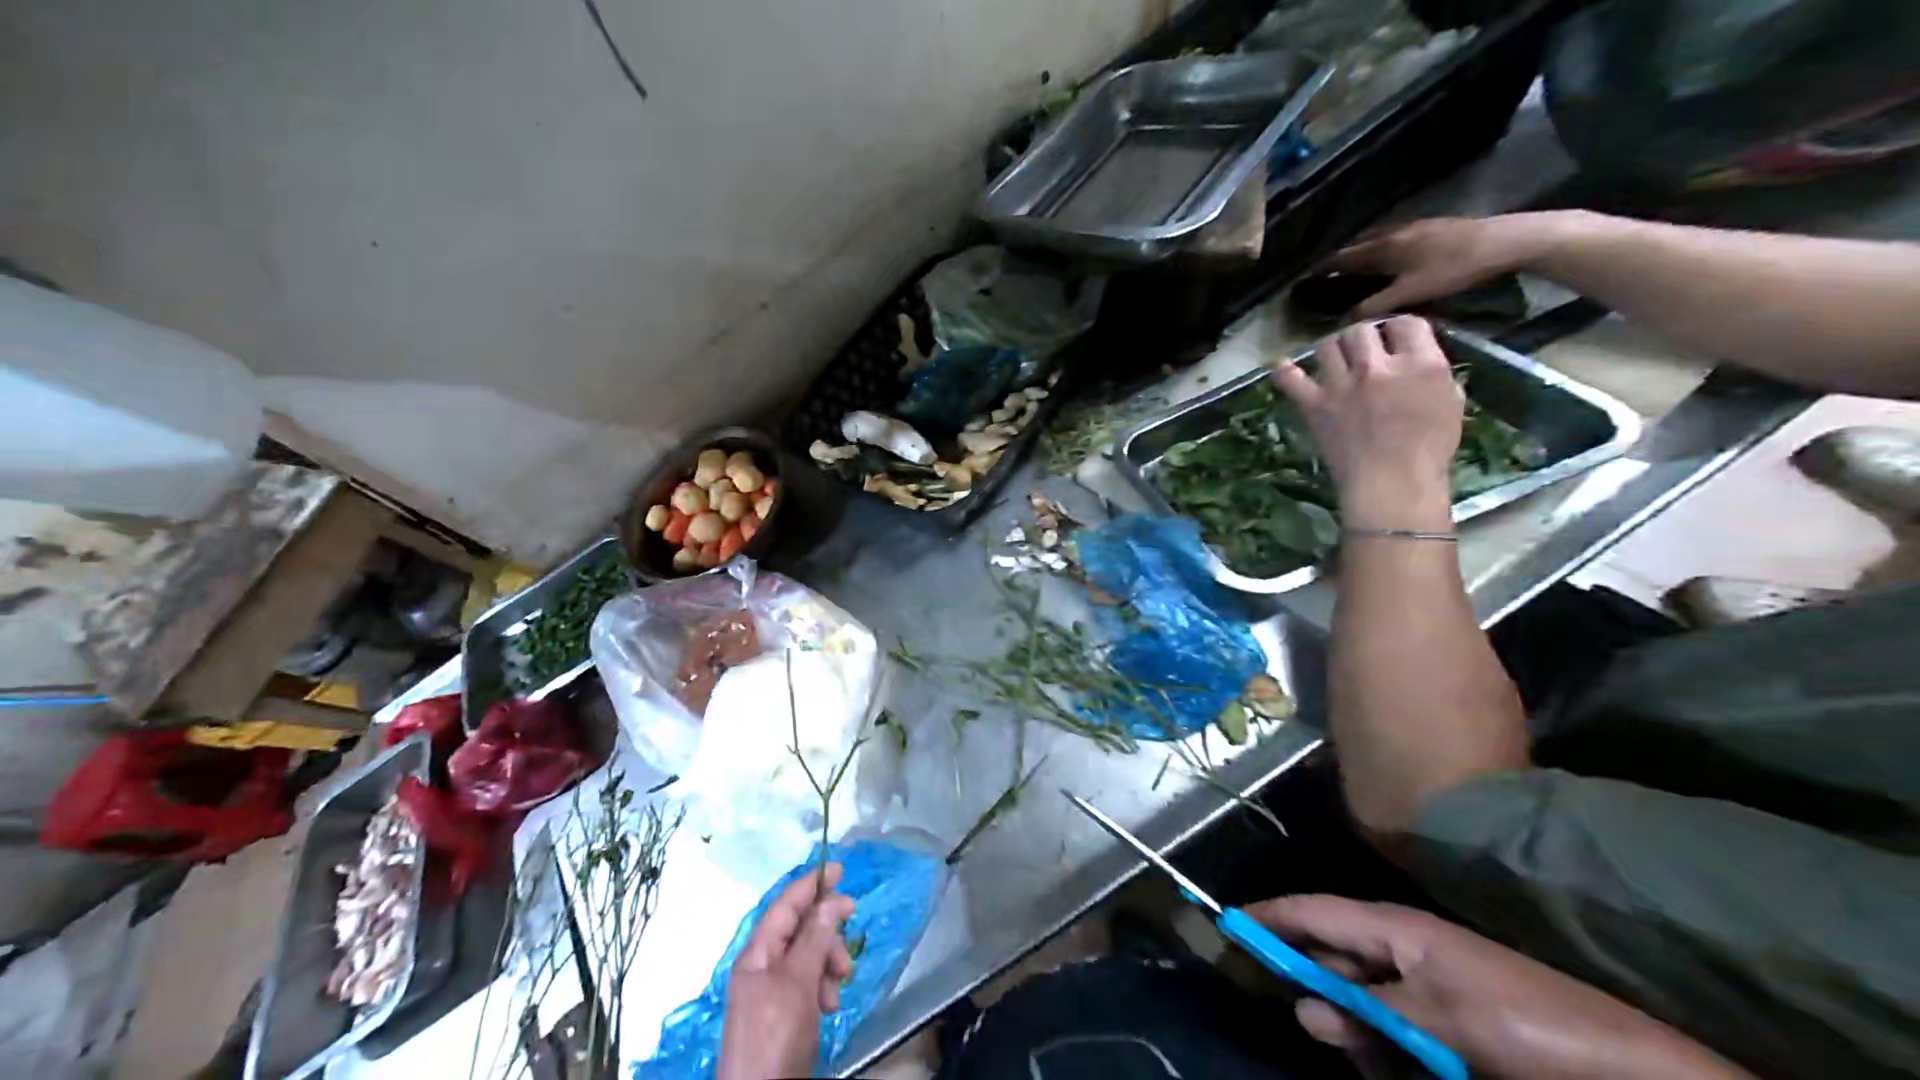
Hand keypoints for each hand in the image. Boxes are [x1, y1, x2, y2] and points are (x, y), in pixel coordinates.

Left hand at [716, 863, 856, 1079]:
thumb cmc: (775, 1038)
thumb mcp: (798, 983)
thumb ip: (815, 938)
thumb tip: (832, 899)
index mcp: (757, 953)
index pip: (785, 904)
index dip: (811, 884)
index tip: (840, 869)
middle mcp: (762, 966)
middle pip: (800, 929)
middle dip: (826, 934)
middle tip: (847, 950)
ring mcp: (772, 991)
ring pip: (808, 956)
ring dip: (828, 964)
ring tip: (837, 987)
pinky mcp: (785, 1014)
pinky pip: (808, 982)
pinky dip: (823, 986)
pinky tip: (829, 1006)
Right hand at [1248, 895, 1752, 1079]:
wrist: (1631, 1070)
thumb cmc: (1526, 1026)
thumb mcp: (1442, 1020)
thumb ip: (1369, 1011)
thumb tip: (1304, 1010)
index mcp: (1397, 927)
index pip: (1314, 912)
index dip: (1269, 915)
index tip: (1226, 923)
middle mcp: (1403, 948)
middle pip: (1331, 954)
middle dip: (1305, 978)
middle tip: (1279, 1003)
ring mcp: (1425, 985)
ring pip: (1358, 995)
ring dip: (1346, 1022)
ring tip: (1351, 1053)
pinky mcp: (1444, 1021)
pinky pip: (1389, 1025)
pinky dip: (1376, 1042)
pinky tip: (1379, 1063)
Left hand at [1270, 317, 1460, 528]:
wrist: (1391, 484)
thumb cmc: (1429, 450)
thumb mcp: (1451, 403)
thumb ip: (1432, 373)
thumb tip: (1416, 360)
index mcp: (1421, 364)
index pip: (1406, 323)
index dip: (1399, 328)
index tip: (1394, 338)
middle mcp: (1377, 368)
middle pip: (1361, 330)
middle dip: (1363, 336)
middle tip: (1363, 350)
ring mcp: (1341, 385)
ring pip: (1327, 345)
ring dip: (1332, 348)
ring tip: (1335, 358)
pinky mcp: (1315, 405)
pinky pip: (1290, 380)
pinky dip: (1284, 371)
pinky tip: (1280, 365)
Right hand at [1322, 213, 1580, 318]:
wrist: (1505, 240)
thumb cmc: (1454, 268)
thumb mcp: (1411, 292)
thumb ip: (1376, 305)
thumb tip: (1345, 320)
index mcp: (1384, 247)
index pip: (1342, 257)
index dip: (1323, 267)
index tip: (1305, 278)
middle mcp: (1394, 233)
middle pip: (1357, 244)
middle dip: (1338, 258)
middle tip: (1323, 273)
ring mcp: (1414, 227)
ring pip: (1375, 239)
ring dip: (1359, 251)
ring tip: (1348, 267)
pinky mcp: (1431, 228)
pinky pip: (1391, 238)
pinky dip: (1378, 249)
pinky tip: (1384, 259)